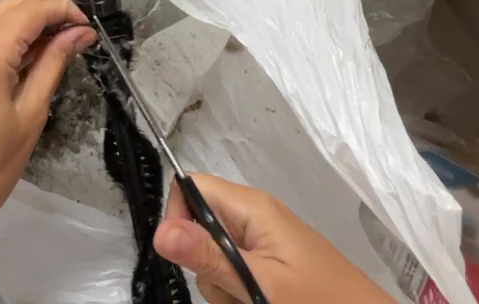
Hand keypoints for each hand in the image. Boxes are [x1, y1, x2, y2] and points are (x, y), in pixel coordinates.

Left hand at [0, 0, 96, 233]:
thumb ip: (54, 63)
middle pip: (14, 4)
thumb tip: (80, 33)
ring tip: (60, 44)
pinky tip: (31, 53)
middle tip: (78, 35)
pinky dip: (10, 32)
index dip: (64, 10)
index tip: (89, 26)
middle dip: (47, 11)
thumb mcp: (31, 114)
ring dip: (29, 20)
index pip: (32, 10)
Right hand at [154, 174, 392, 303]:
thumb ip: (210, 257)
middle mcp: (254, 216)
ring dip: (225, 288)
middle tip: (235, 292)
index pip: (191, 186)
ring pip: (216, 257)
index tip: (184, 257)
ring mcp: (265, 243)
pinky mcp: (274, 267)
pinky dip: (241, 294)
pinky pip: (238, 273)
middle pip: (201, 226)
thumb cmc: (320, 303)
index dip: (178, 216)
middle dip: (206, 265)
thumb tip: (158, 232)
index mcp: (251, 206)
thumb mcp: (261, 285)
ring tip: (253, 303)